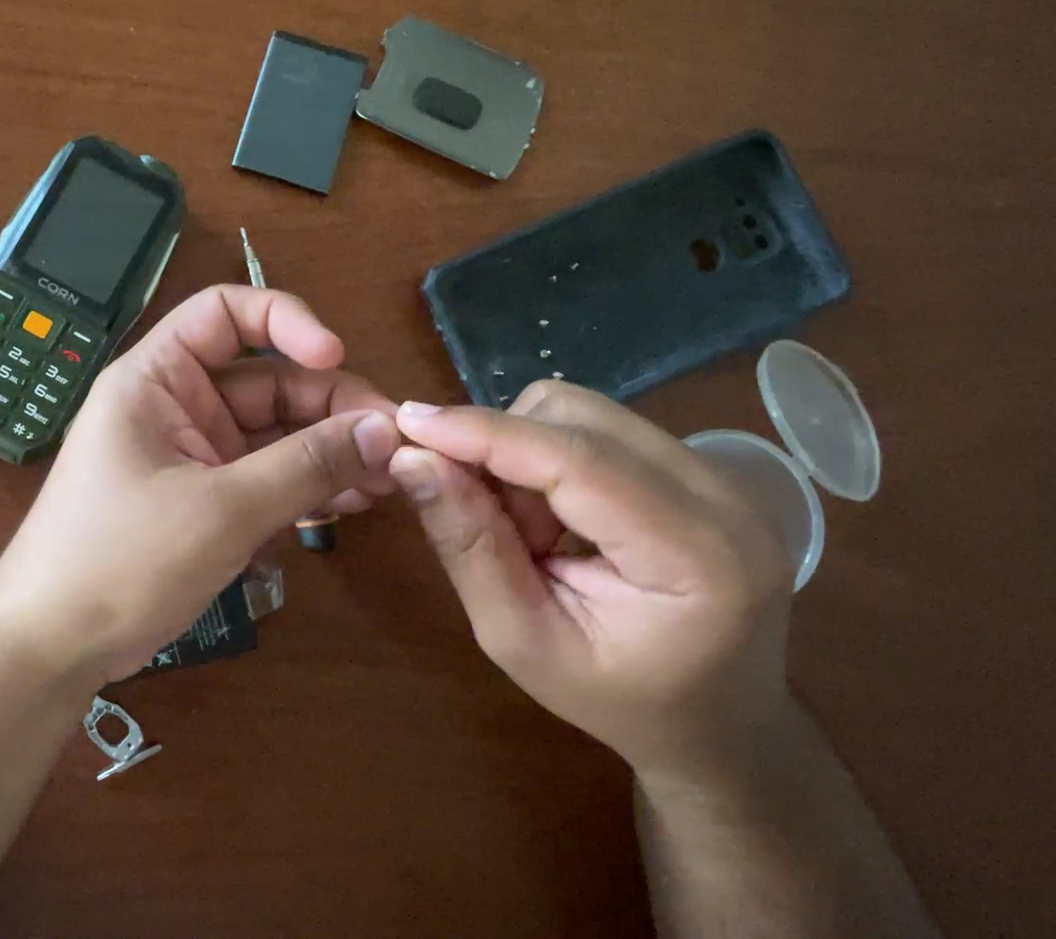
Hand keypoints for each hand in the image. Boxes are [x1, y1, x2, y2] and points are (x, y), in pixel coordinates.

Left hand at [0, 285, 401, 684]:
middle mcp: (176, 406)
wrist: (55, 643)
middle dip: (331, 409)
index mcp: (156, 379)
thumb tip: (384, 430)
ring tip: (383, 484)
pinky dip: (304, 489)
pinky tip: (348, 509)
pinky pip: (265, 478)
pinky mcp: (204, 501)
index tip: (336, 358)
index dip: (285, 321)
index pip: (224, 312)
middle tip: (393, 448)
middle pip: (268, 380)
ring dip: (328, 454)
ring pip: (275, 434)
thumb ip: (305, 467)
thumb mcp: (219, 510)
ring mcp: (192, 456)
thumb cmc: (120, 560)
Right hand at [389, 381, 794, 776]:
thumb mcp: (519, 639)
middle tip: (485, 522)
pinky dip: (553, 458)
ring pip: (585, 413)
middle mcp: (728, 496)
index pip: (576, 461)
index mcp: (698, 558)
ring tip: (530, 532)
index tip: (407, 421)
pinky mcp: (709, 465)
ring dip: (526, 456)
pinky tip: (558, 520)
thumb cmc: (615, 698)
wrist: (718, 721)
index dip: (484, 432)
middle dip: (504, 450)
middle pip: (579, 417)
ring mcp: (727, 474)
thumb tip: (410, 458)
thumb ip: (468, 546)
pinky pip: (602, 427)